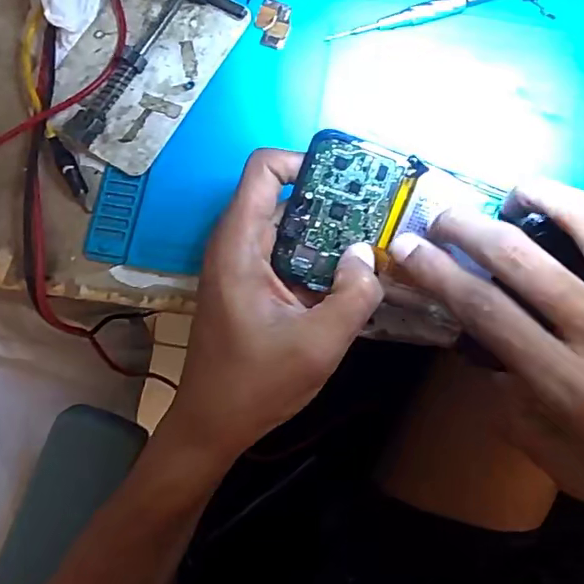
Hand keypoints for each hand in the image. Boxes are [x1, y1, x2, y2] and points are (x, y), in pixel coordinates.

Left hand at [158, 149, 383, 462]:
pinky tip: (348, 272)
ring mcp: (240, 262)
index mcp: (238, 244)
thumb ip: (353, 297)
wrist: (212, 422)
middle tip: (371, 209)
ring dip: (323, 228)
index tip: (344, 182)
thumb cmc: (255, 384)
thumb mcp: (317, 344)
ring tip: (369, 237)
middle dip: (325, 196)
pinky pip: (283, 251)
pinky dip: (313, 253)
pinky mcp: (248, 282)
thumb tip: (367, 254)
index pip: (262, 169)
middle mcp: (235, 242)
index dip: (301, 161)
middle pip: (278, 194)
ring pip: (284, 224)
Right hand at [389, 180, 583, 555]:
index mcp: (572, 386)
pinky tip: (582, 223)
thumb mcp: (579, 474)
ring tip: (512, 193)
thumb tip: (482, 364)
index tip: (406, 248)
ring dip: (531, 194)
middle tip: (439, 215)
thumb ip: (518, 418)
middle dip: (462, 224)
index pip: (482, 309)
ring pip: (577, 215)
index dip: (433, 271)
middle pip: (514, 253)